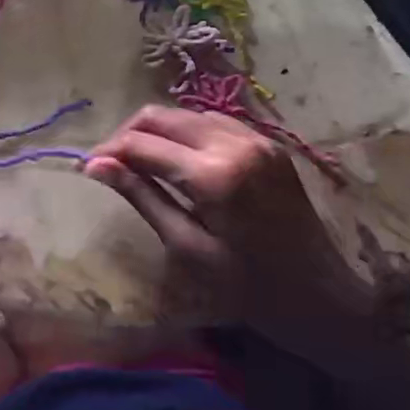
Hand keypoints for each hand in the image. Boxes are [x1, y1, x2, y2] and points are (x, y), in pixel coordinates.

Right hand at [85, 106, 384, 354]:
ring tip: (139, 162)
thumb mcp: (187, 246)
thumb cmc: (249, 287)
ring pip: (187, 114)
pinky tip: (178, 158)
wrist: (323, 295)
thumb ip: (143, 197)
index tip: (86, 169)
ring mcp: (256, 138)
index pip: (142, 143)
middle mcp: (235, 143)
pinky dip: (187, 133)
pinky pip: (215, 122)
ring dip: (157, 131)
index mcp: (214, 175)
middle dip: (128, 135)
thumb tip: (96, 167)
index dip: (108, 152)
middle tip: (109, 165)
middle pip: (162, 115)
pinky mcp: (268, 143)